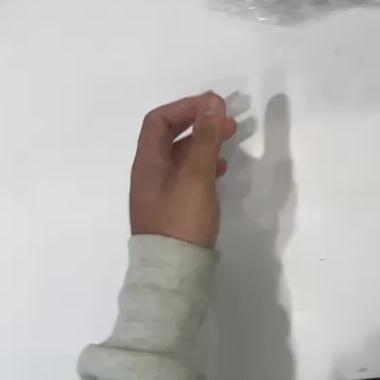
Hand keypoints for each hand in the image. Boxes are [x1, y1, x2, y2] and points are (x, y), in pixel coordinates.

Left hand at [129, 92, 236, 247]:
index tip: (214, 106)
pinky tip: (223, 169)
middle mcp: (149, 174)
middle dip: (199, 122)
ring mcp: (160, 192)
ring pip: (181, 154)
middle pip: (170, 135)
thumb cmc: (181, 221)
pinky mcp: (172, 208)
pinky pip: (187, 174)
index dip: (186, 107)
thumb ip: (205, 137)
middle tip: (228, 120)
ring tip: (231, 139)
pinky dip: (205, 163)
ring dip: (204, 141)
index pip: (159, 120)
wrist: (173, 279)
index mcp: (147, 163)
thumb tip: (212, 101)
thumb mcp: (197, 175)